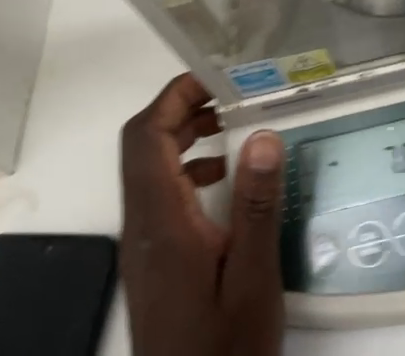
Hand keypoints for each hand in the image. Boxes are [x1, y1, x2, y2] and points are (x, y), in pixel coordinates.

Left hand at [121, 74, 285, 355]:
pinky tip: (227, 180)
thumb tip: (261, 134)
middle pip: (143, 146)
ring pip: (150, 170)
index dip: (173, 96)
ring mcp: (146, 244)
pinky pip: (162, 196)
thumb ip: (255, 204)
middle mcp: (143, 225)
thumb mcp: (253, 276)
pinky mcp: (156, 260)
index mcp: (162, 220)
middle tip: (232, 94)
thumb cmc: (226, 345)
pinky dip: (189, 170)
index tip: (216, 75)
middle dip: (181, 109)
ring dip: (185, 138)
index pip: (147, 137)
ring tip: (235, 127)